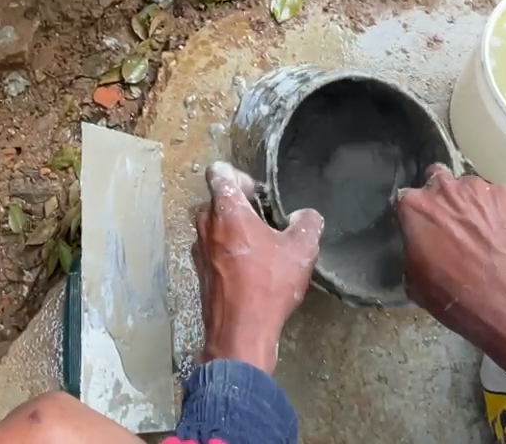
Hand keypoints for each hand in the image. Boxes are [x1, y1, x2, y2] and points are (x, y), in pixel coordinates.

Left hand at [191, 161, 322, 372]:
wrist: (239, 333)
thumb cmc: (267, 286)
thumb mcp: (300, 252)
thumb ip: (307, 225)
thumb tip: (306, 215)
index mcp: (226, 209)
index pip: (219, 172)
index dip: (238, 175)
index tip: (256, 193)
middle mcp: (206, 223)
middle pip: (215, 198)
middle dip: (237, 203)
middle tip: (261, 220)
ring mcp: (199, 247)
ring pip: (212, 224)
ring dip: (230, 228)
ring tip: (256, 246)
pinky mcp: (199, 269)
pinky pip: (210, 247)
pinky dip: (225, 249)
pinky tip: (246, 268)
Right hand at [395, 164, 505, 339]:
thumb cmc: (458, 298)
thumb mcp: (416, 282)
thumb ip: (411, 250)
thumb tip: (417, 247)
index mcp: (413, 205)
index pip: (406, 199)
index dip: (415, 215)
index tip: (424, 230)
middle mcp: (442, 188)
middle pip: (437, 180)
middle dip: (442, 198)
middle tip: (453, 225)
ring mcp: (477, 188)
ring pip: (469, 188)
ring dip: (471, 204)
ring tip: (483, 231)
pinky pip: (497, 198)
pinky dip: (498, 211)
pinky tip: (505, 235)